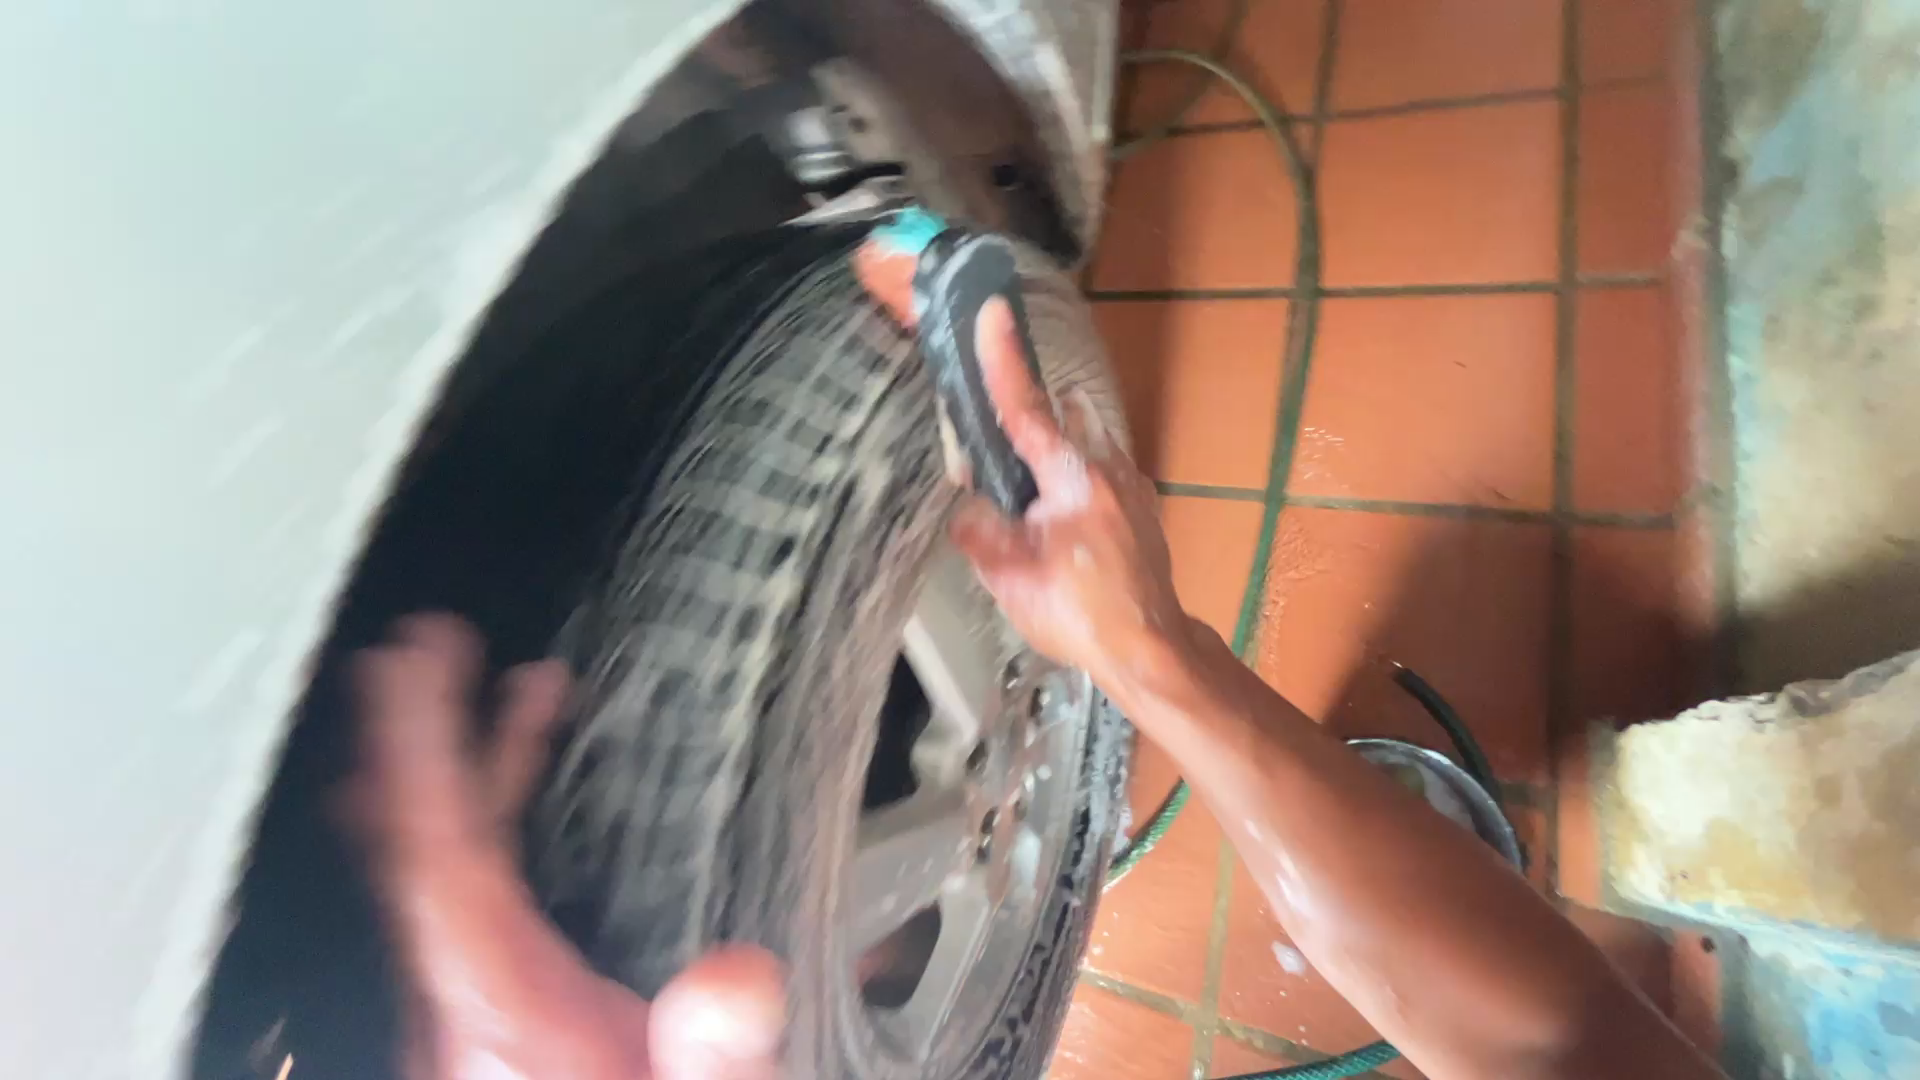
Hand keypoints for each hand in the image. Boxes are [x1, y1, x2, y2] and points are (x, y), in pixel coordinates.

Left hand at [347, 615, 785, 1079]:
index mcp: (503, 1005)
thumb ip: (715, 1058)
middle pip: (427, 841)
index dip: (423, 755)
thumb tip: (730, 978)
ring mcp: (491, 981)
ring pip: (457, 852)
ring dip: (470, 760)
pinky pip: (486, 871)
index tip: (412, 674)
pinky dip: (495, 806)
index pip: (443, 859)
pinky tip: (519, 772)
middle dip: (422, 736)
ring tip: (508, 683)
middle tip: (426, 648)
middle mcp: (476, 986)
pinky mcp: (517, 982)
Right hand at [851, 243, 1201, 696]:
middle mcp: (1109, 467)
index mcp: (1073, 477)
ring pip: (1089, 439)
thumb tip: (971, 507)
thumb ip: (979, 531)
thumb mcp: (1008, 578)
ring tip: (1033, 500)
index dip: (1003, 359)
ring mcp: (1132, 485)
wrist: (1147, 647)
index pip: (1027, 408)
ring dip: (1057, 451)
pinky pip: (1103, 469)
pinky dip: (1076, 477)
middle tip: (1004, 458)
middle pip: (1067, 412)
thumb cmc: (1077, 614)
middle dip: (1035, 415)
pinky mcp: (1142, 506)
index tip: (992, 311)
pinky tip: (1064, 522)